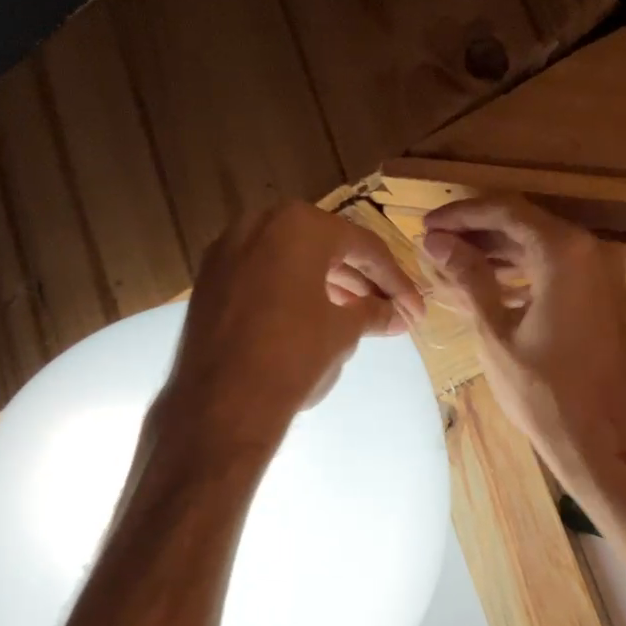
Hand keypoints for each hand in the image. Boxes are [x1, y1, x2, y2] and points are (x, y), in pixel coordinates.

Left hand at [174, 201, 423, 420]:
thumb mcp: (344, 333)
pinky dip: (293, 291)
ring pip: (292, 260)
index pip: (364, 248)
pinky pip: (264, 276)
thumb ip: (373, 314)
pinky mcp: (210, 280)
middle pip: (326, 247)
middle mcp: (259, 223)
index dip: (396, 282)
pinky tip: (313, 318)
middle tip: (390, 311)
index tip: (415, 311)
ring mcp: (227, 250)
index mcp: (300, 226)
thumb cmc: (294, 356)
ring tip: (358, 316)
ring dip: (328, 284)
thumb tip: (398, 315)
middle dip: (362, 280)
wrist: (224, 402)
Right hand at [420, 195, 625, 478]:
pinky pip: (561, 275)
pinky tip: (489, 290)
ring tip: (453, 267)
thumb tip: (437, 242)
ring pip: (543, 251)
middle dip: (478, 234)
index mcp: (567, 253)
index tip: (426, 224)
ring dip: (499, 256)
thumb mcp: (496, 333)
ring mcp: (606, 276)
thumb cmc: (542, 392)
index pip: (507, 212)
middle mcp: (594, 252)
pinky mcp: (607, 300)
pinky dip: (526, 277)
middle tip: (436, 245)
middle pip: (527, 226)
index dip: (462, 215)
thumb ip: (469, 279)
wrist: (597, 438)